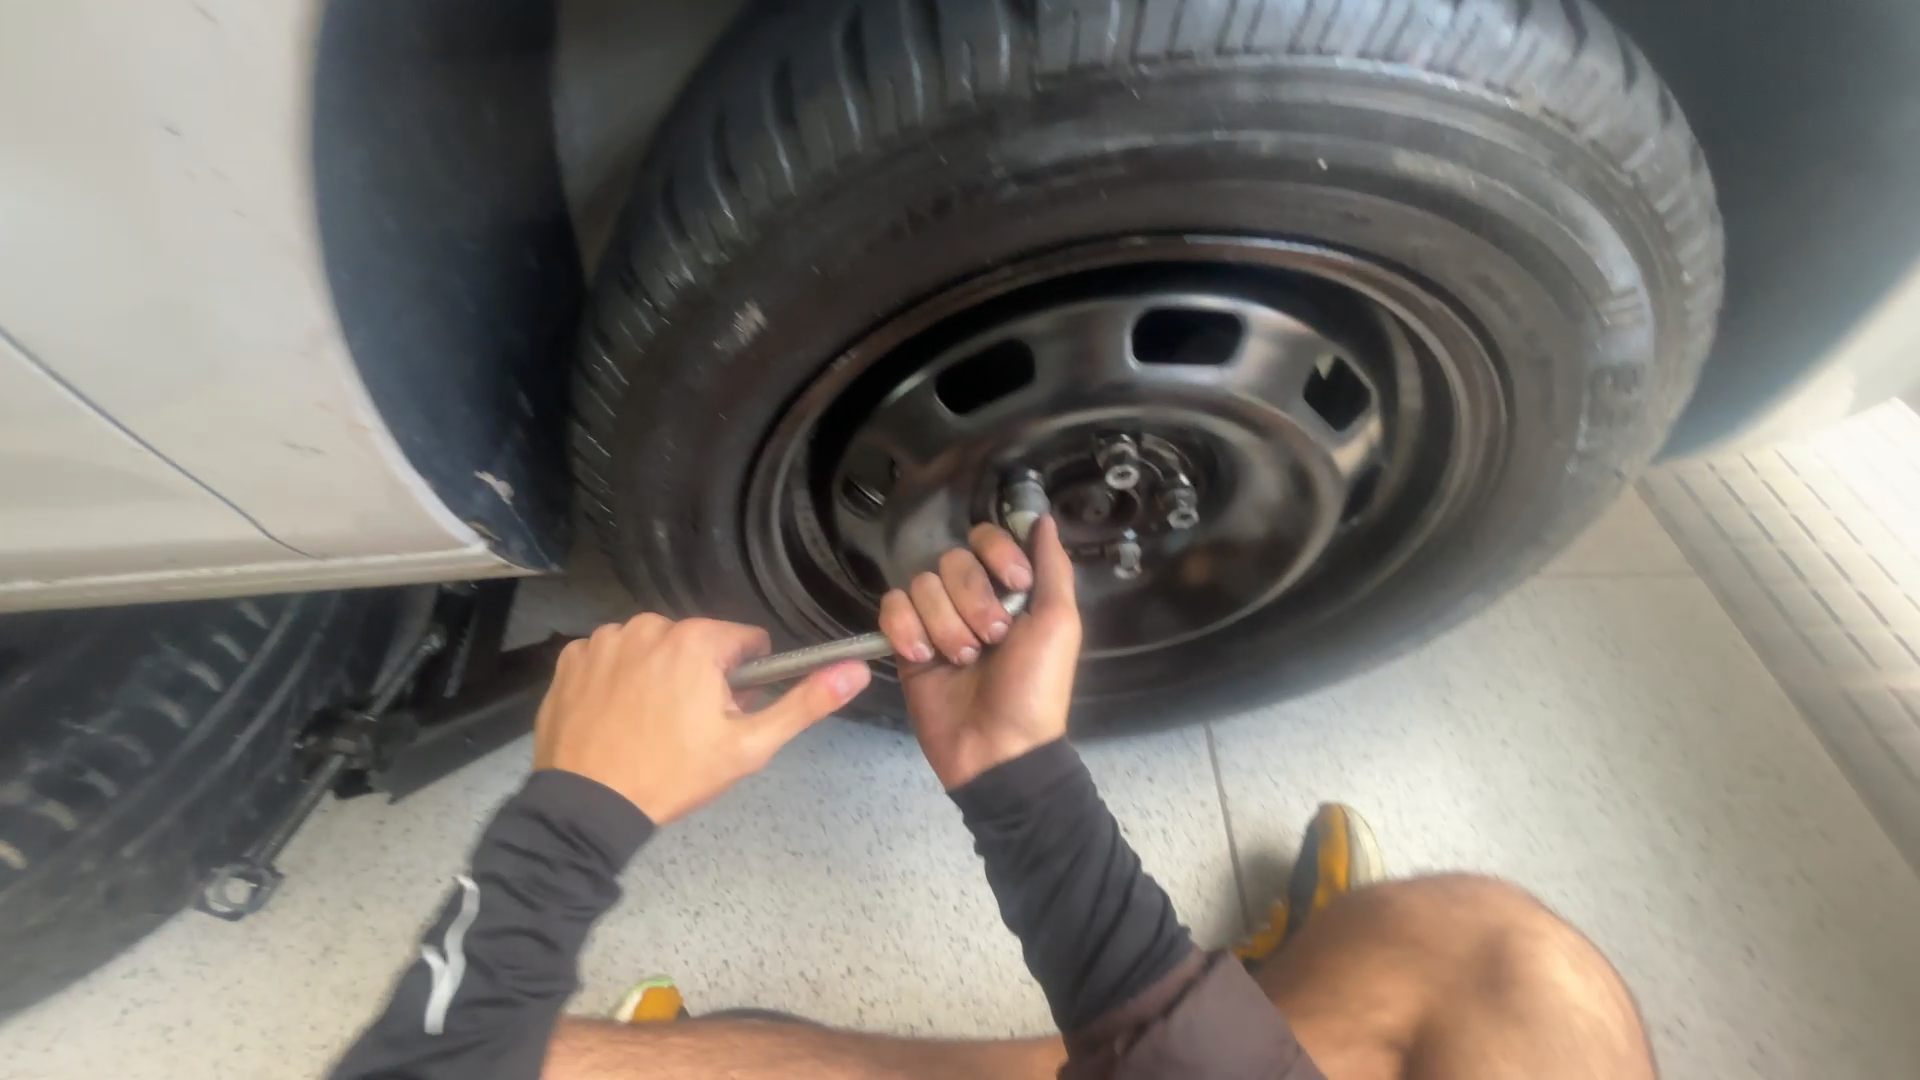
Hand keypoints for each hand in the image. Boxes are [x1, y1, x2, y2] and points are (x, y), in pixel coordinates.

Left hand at [533, 614, 870, 822]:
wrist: (585, 810)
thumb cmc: (674, 775)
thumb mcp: (750, 746)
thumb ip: (805, 703)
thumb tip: (856, 670)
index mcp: (698, 641)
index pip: (746, 642)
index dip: (746, 679)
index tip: (728, 713)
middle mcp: (650, 625)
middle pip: (699, 643)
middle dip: (702, 675)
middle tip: (689, 726)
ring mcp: (605, 640)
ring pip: (656, 646)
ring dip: (661, 672)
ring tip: (651, 722)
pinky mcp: (571, 657)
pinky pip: (612, 654)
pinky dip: (619, 676)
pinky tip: (616, 713)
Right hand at [878, 516, 1081, 789]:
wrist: (997, 747)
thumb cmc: (1036, 686)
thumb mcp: (1060, 624)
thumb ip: (1053, 567)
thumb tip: (1043, 518)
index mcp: (1008, 589)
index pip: (987, 539)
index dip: (998, 555)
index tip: (1016, 585)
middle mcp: (970, 597)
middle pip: (951, 560)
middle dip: (973, 600)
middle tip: (992, 640)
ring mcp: (935, 619)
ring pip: (921, 584)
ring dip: (944, 624)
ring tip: (961, 661)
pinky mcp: (905, 642)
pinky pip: (891, 607)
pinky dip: (906, 629)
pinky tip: (923, 658)